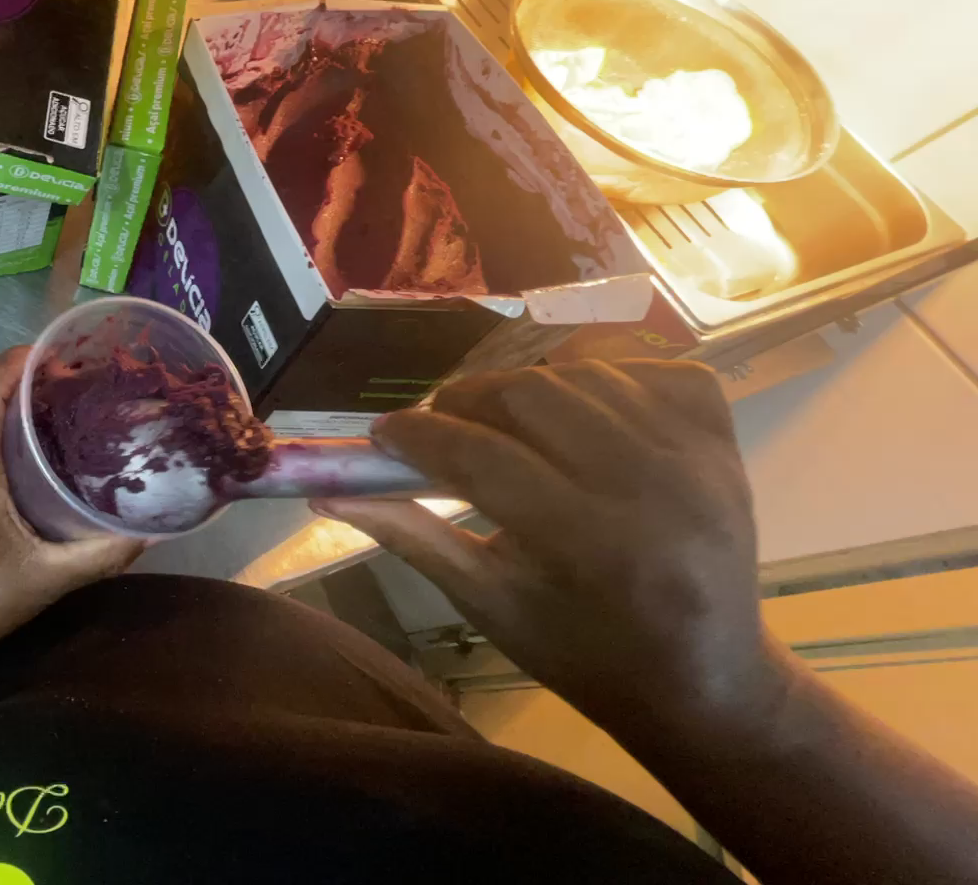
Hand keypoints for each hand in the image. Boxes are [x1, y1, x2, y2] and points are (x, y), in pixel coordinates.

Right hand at [313, 360, 785, 732]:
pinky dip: (599, 377)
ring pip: (578, 374)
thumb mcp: (480, 600)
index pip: (480, 455)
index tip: (380, 434)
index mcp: (587, 544)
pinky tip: (574, 413)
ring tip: (498, 425)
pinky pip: (648, 369)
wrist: (706, 678)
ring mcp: (697, 458)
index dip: (415, 435)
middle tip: (439, 429)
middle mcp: (651, 489)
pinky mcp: (722, 442)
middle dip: (463, 402)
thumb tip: (325, 493)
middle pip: (529, 395)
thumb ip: (405, 533)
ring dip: (520, 389)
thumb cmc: (577, 651)